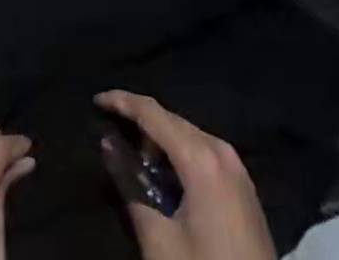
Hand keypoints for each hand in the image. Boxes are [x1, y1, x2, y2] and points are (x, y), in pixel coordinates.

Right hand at [95, 91, 275, 259]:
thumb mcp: (158, 239)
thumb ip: (130, 187)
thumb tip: (108, 147)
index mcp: (201, 157)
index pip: (154, 114)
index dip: (123, 102)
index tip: (97, 99)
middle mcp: (221, 149)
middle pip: (172, 121)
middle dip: (140, 124)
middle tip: (111, 138)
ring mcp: (235, 165)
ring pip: (188, 136)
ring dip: (160, 143)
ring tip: (135, 164)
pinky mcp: (241, 182)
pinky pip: (203, 152)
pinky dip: (179, 156)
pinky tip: (164, 177)